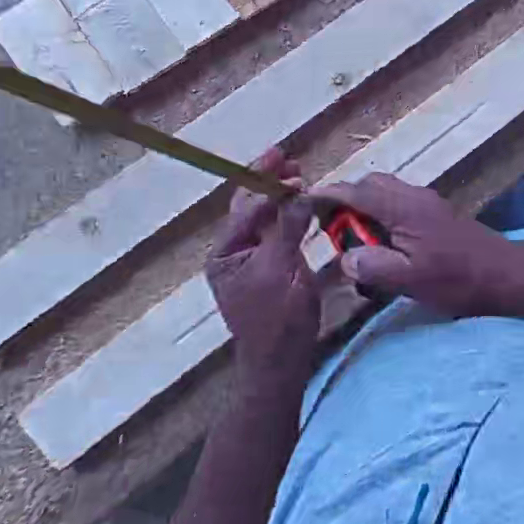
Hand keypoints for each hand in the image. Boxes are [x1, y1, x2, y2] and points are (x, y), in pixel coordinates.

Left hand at [206, 149, 318, 388]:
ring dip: (275, 195)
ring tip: (295, 174)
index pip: (246, 208)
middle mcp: (230, 253)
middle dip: (266, 181)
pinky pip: (270, 233)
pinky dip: (282, 215)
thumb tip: (298, 191)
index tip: (294, 169)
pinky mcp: (262, 268)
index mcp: (225, 253)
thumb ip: (288, 228)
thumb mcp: (284, 270)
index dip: (270, 186)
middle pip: (247, 206)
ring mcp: (245, 261)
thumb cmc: (279, 321)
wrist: (279, 366)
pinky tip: (297, 204)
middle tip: (288, 158)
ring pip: (259, 218)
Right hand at [309, 173, 517, 316]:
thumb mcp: (410, 279)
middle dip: (345, 201)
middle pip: (368, 185)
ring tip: (355, 239)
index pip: (354, 192)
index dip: (327, 196)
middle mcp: (412, 196)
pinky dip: (381, 215)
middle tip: (332, 228)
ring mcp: (426, 202)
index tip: (305, 202)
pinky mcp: (435, 214)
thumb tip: (345, 258)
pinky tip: (383, 243)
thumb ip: (372, 266)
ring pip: (384, 193)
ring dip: (364, 208)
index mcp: (401, 207)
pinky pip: (397, 203)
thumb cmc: (458, 278)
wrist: (508, 276)